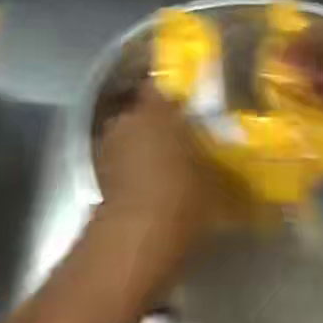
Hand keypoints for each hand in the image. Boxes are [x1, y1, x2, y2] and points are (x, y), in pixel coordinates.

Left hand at [92, 85, 222, 287]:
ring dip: (138, 144)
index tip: (183, 106)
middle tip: (176, 138)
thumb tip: (225, 161)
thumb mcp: (214, 178)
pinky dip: (128, 165)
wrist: (139, 234)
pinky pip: (118, 158)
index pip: (157, 88)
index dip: (168, 96)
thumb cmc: (184, 196)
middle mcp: (126, 120)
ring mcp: (108, 144)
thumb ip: (216, 160)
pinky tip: (145, 182)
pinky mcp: (98, 170)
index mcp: (155, 111)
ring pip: (126, 135)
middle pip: (139, 112)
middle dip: (154, 122)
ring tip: (160, 164)